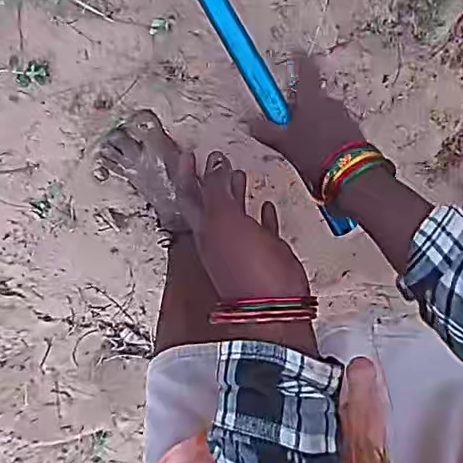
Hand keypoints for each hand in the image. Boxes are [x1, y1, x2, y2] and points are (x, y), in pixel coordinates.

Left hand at [192, 151, 310, 301]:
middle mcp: (218, 238)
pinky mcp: (265, 257)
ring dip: (235, 193)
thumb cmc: (248, 269)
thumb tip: (213, 164)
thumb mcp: (226, 221)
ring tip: (239, 174)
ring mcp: (241, 248)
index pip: (190, 194)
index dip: (186, 173)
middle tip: (214, 160)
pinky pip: (260, 231)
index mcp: (205, 228)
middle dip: (211, 180)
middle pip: (210, 202)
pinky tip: (265, 207)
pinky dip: (261, 216)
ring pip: (234, 214)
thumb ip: (218, 190)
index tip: (188, 155)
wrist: (275, 308)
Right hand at [248, 54, 367, 191]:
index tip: (295, 54)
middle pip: (311, 94)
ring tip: (302, 143)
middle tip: (286, 120)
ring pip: (323, 112)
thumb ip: (265, 129)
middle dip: (299, 104)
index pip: (304, 68)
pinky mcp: (353, 132)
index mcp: (311, 98)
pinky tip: (317, 151)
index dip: (298, 60)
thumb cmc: (318, 154)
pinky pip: (334, 127)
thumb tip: (250, 122)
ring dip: (312, 121)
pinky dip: (325, 134)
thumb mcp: (283, 142)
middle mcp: (330, 103)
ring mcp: (343, 117)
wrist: (350, 175)